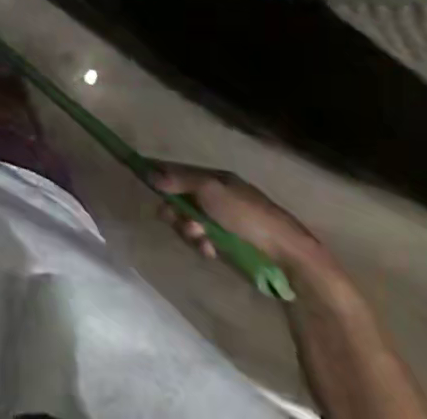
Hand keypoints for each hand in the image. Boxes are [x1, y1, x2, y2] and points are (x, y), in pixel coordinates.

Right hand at [153, 162, 331, 276]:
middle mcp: (214, 197)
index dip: (158, 174)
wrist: (286, 255)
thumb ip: (179, 180)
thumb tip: (149, 172)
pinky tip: (212, 251)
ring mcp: (219, 222)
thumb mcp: (211, 189)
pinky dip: (202, 245)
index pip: (176, 171)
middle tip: (180, 221)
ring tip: (202, 240)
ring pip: (186, 221)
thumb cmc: (247, 215)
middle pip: (177, 199)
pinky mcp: (224, 244)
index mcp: (213, 179)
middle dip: (175, 210)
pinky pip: (200, 240)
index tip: (140, 179)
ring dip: (189, 230)